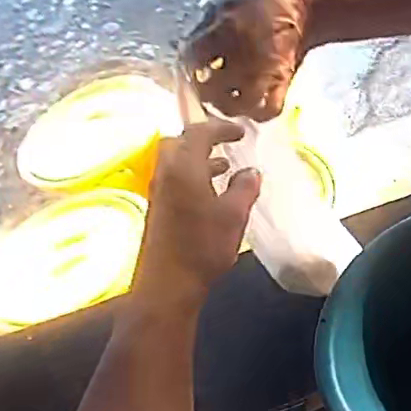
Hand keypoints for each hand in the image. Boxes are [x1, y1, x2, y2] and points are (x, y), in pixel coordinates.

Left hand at [131, 120, 260, 309]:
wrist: (169, 282)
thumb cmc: (204, 247)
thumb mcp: (233, 216)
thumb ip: (244, 189)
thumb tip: (251, 171)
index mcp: (184, 169)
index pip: (199, 134)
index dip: (221, 128)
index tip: (241, 132)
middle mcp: (166, 173)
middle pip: (180, 143)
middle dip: (204, 140)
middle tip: (228, 145)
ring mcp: (159, 190)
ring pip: (177, 161)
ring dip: (199, 159)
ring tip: (225, 167)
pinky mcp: (159, 207)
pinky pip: (176, 178)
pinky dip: (194, 175)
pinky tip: (212, 192)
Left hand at [182, 0, 309, 120]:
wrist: (300, 13)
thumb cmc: (256, 5)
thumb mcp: (223, 5)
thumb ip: (204, 29)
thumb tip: (186, 54)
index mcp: (225, 29)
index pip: (194, 57)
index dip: (187, 69)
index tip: (189, 72)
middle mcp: (244, 54)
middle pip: (213, 87)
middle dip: (204, 93)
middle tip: (204, 91)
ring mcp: (265, 72)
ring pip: (240, 105)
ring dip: (229, 108)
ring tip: (225, 102)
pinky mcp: (283, 84)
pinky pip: (270, 109)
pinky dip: (259, 114)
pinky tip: (250, 109)